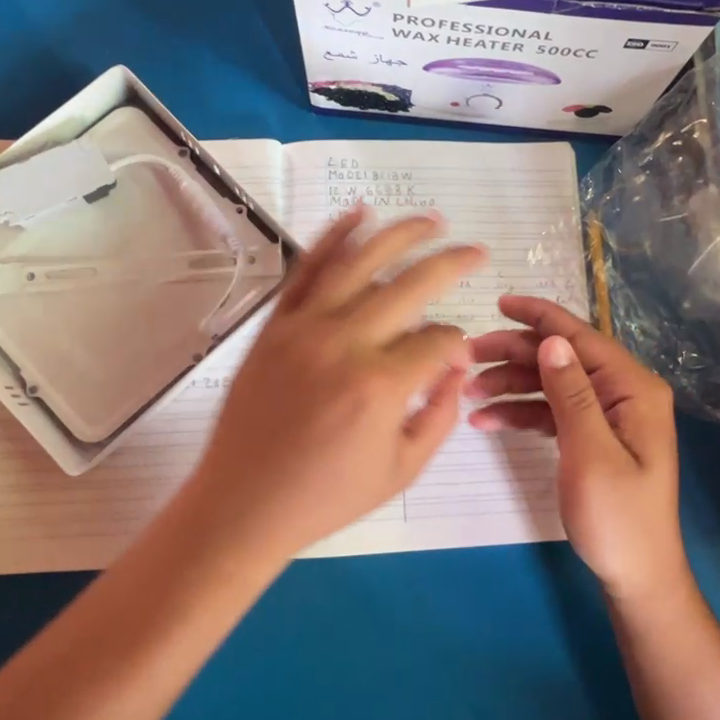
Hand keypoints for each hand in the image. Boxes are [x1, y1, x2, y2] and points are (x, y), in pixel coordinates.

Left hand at [187, 206, 486, 559]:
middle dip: (452, 263)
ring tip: (432, 220)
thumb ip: (442, 414)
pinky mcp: (274, 325)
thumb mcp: (402, 470)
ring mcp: (303, 327)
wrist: (242, 504)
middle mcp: (344, 343)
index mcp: (380, 385)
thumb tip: (457, 366)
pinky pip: (307, 270)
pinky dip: (334, 237)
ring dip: (401, 234)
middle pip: (410, 285)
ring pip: (359, 261)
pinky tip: (359, 214)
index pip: (438, 338)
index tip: (455, 359)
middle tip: (477, 252)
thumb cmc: (326, 497)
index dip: (458, 344)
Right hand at [466, 296, 688, 602]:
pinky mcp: (592, 437)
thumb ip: (570, 394)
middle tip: (466, 356)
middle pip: (561, 358)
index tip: (500, 303)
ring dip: (511, 385)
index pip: (580, 338)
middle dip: (513, 354)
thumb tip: (553, 339)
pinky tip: (486, 420)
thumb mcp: (591, 453)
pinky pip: (552, 412)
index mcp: (632, 388)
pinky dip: (521, 413)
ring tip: (468, 393)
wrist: (637, 575)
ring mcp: (607, 415)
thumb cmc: (618, 518)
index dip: (539, 317)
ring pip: (550, 383)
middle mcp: (622, 393)